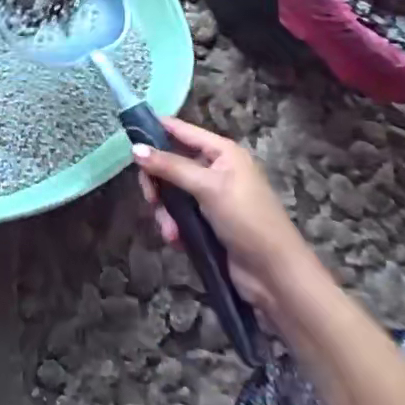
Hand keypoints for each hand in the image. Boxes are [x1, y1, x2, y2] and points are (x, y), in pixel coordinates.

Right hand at [132, 116, 317, 315]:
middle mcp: (216, 170)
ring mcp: (211, 197)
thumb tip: (135, 148)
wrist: (275, 276)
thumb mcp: (208, 188)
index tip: (128, 132)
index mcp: (222, 152)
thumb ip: (170, 167)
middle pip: (172, 163)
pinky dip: (174, 226)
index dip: (156, 128)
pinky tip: (176, 240)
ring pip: (172, 192)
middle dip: (158, 182)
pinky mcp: (207, 223)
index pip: (182, 130)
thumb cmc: (247, 220)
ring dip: (166, 211)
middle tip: (151, 198)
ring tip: (170, 230)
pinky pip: (179, 215)